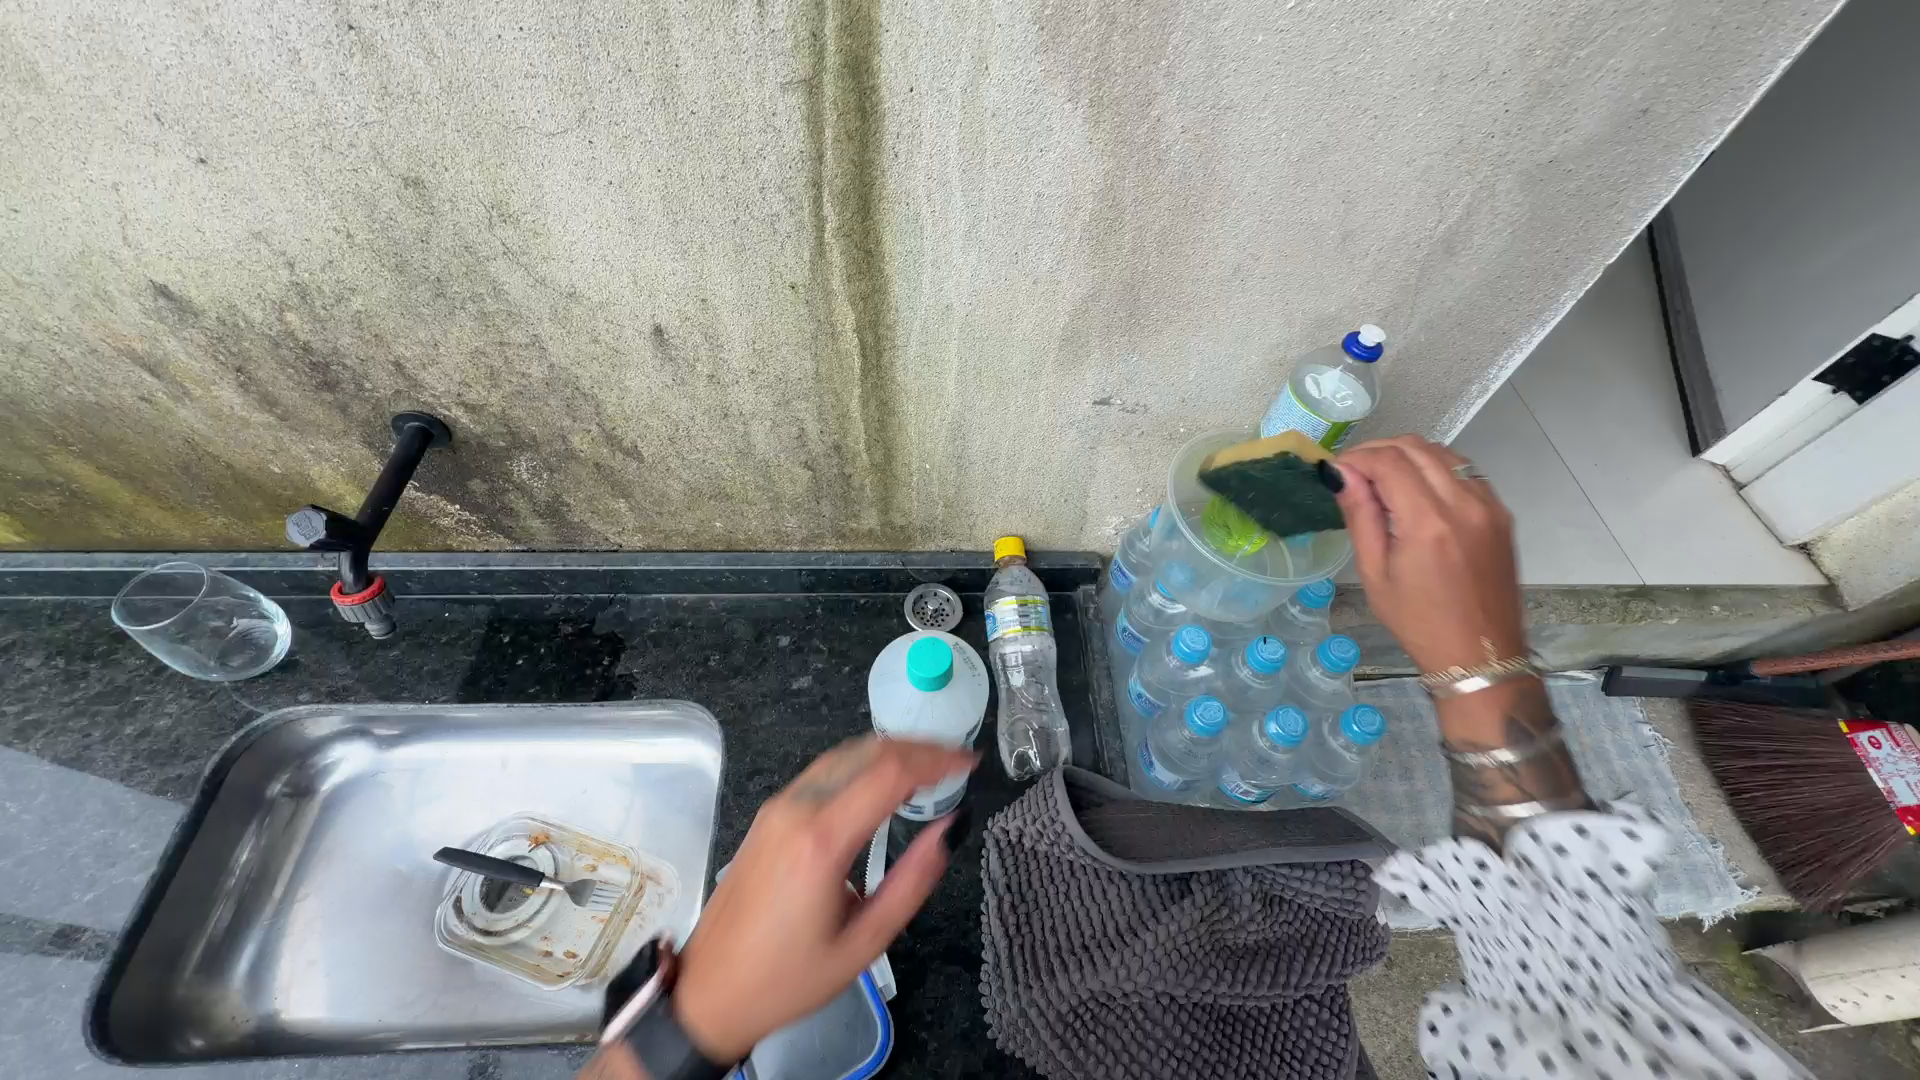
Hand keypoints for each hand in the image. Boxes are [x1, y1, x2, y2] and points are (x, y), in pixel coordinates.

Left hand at [670, 737, 975, 1062]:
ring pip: (846, 752)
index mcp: (821, 841)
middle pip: (869, 750)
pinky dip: (865, 761)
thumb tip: (952, 827)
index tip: (969, 763)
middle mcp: (797, 808)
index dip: (936, 759)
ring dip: (893, 750)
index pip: (889, 772)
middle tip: (957, 761)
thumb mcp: (864, 942)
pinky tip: (886, 777)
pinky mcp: (771, 810)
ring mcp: (779, 804)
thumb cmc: (789, 978)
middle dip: (920, 747)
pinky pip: (826, 768)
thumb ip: (913, 880)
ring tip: (932, 765)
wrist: (708, 990)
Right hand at [1330, 435, 1525, 672]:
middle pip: (1417, 448)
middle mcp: (1465, 504)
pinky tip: (1415, 489)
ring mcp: (1489, 505)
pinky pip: (1464, 471)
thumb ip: (1360, 515)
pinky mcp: (1500, 513)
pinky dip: (1434, 467)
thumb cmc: (1416, 619)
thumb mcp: (1375, 571)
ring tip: (1380, 478)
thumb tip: (1340, 474)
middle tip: (1353, 470)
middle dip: (1378, 450)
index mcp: (1429, 523)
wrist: (1479, 652)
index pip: (1389, 462)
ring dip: (1407, 455)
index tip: (1336, 470)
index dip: (1357, 457)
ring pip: (1443, 453)